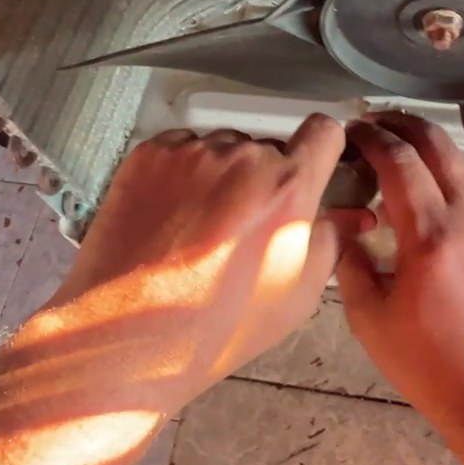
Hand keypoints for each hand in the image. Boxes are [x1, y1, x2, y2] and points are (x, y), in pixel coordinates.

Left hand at [47, 115, 362, 411]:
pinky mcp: (148, 155)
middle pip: (267, 148)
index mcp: (288, 185)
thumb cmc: (221, 324)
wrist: (129, 334)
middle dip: (264, 178)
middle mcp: (242, 156)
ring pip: (222, 149)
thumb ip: (329, 239)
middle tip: (244, 223)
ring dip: (221, 174)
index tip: (311, 165)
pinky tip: (171, 217)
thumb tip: (334, 215)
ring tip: (199, 225)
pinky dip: (181, 173)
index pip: (324, 130)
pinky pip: (180, 149)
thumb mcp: (299, 294)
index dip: (321, 148)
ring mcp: (191, 152)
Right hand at [336, 113, 463, 440]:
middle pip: (437, 143)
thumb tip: (343, 226)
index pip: (398, 158)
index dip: (370, 135)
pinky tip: (435, 207)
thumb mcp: (370, 320)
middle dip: (401, 123)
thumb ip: (350, 262)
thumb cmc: (431, 366)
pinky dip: (452, 186)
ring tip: (400, 167)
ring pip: (462, 167)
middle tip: (374, 123)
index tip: (351, 130)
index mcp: (430, 235)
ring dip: (428, 156)